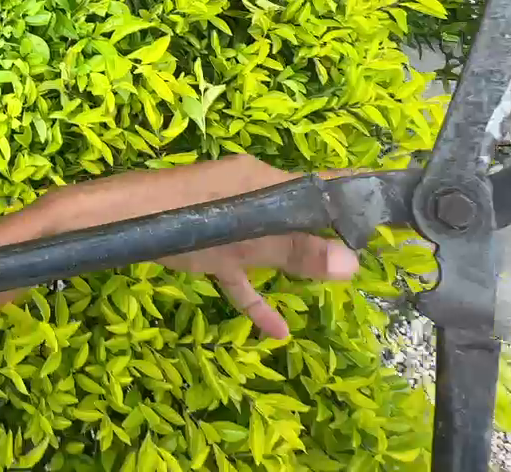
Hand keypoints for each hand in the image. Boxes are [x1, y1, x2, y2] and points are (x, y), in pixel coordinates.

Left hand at [31, 156, 360, 338]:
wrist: (105, 223)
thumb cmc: (170, 220)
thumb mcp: (235, 240)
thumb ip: (290, 251)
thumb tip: (351, 262)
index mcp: (258, 179)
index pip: (321, 185)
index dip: (360, 197)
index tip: (405, 209)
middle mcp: (244, 191)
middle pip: (299, 214)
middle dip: (335, 236)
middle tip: (389, 259)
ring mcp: (221, 216)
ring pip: (271, 241)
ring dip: (297, 264)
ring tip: (341, 290)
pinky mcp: (202, 240)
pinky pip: (238, 266)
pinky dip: (254, 294)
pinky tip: (276, 331)